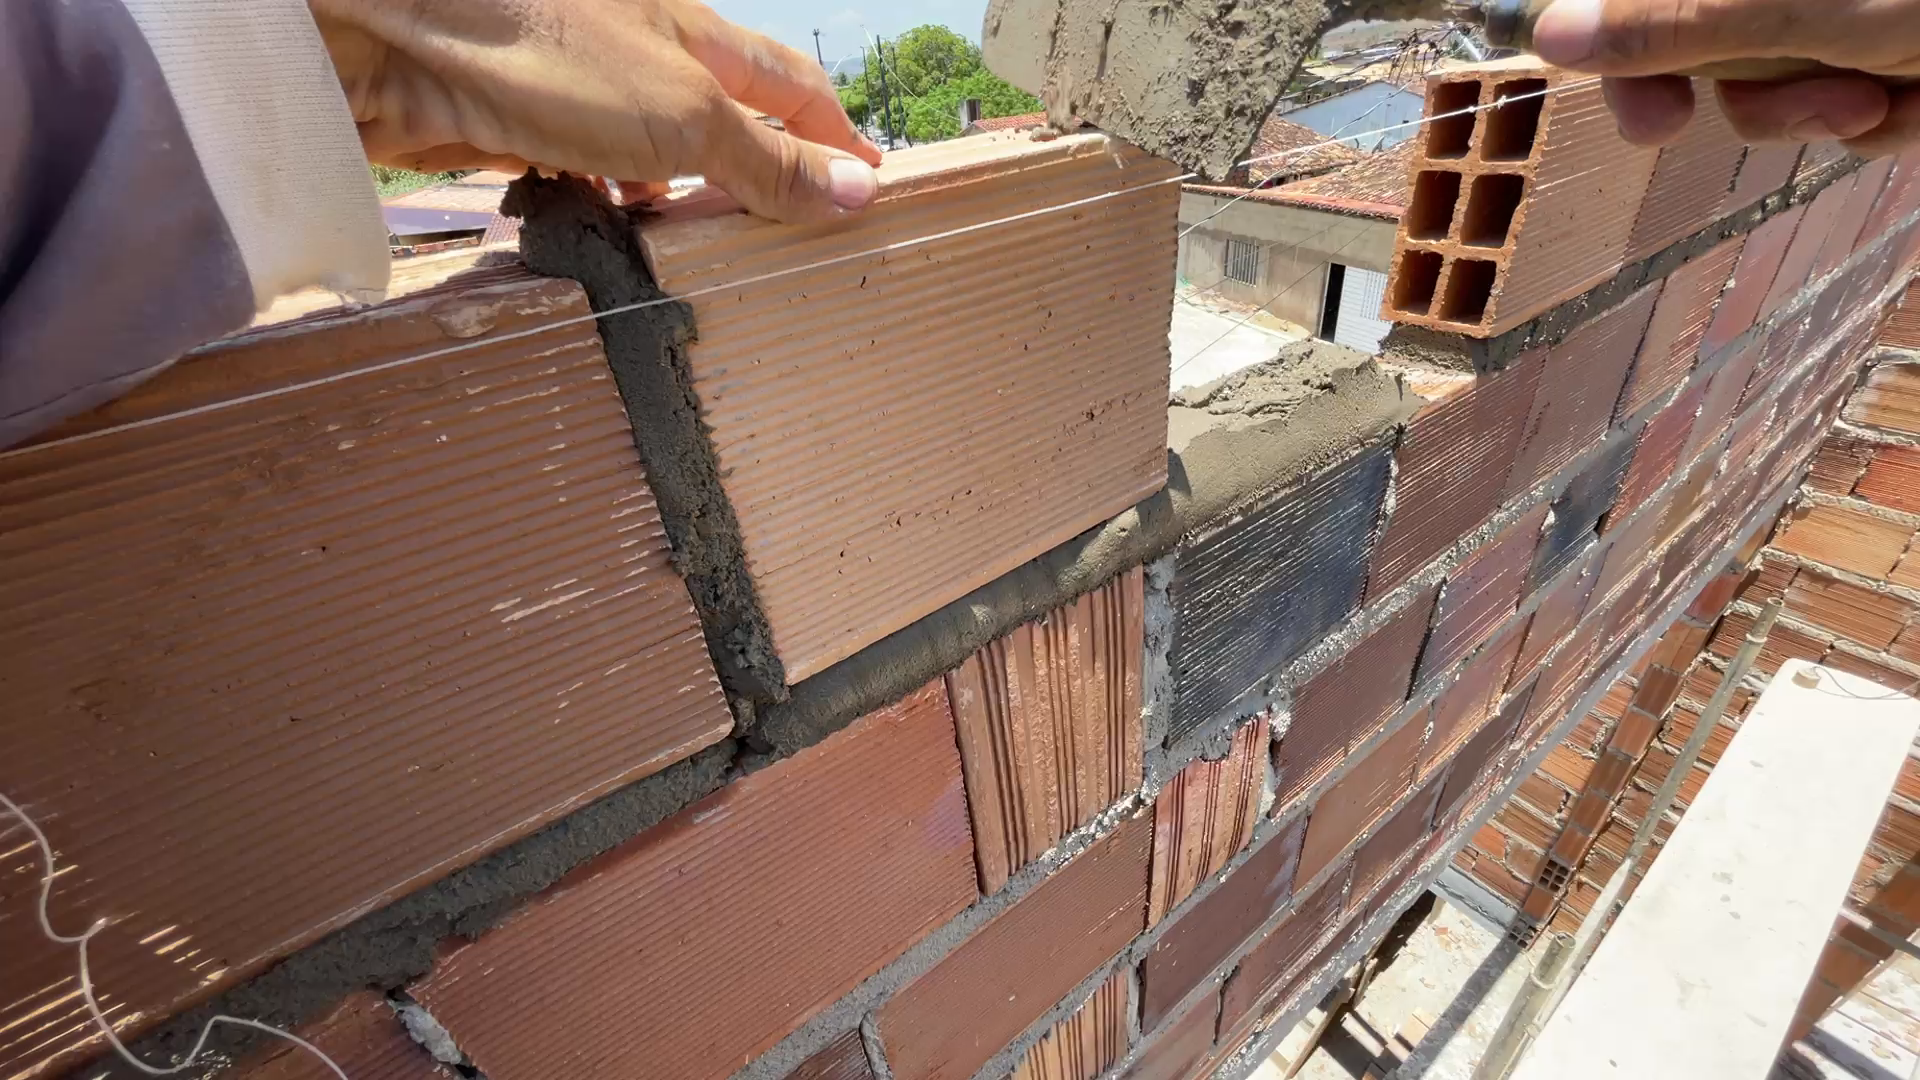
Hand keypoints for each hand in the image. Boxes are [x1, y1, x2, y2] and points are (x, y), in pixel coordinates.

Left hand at [311, 0, 882, 223]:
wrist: (379, 31)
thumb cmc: (547, 51)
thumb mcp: (687, 114)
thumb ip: (770, 159)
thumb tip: (859, 192)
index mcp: (700, 38)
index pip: (796, 90)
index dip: (838, 136)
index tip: (871, 183)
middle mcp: (653, 60)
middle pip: (738, 124)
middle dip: (775, 175)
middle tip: (803, 232)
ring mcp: (595, 96)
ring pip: (673, 157)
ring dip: (702, 200)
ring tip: (723, 249)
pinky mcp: (542, 128)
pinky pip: (611, 176)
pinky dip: (632, 205)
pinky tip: (630, 228)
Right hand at [1531, 0, 1919, 157]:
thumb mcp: (1803, 5)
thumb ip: (1674, 20)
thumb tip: (1548, 30)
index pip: (1646, 2)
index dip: (1632, 57)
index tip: (1652, 118)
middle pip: (1708, 44)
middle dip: (1744, 96)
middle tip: (1763, 118)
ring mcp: (1848, 10)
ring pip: (1777, 80)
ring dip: (1812, 115)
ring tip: (1880, 100)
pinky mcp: (1894, 45)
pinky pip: (1845, 95)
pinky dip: (1880, 116)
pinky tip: (1918, 95)